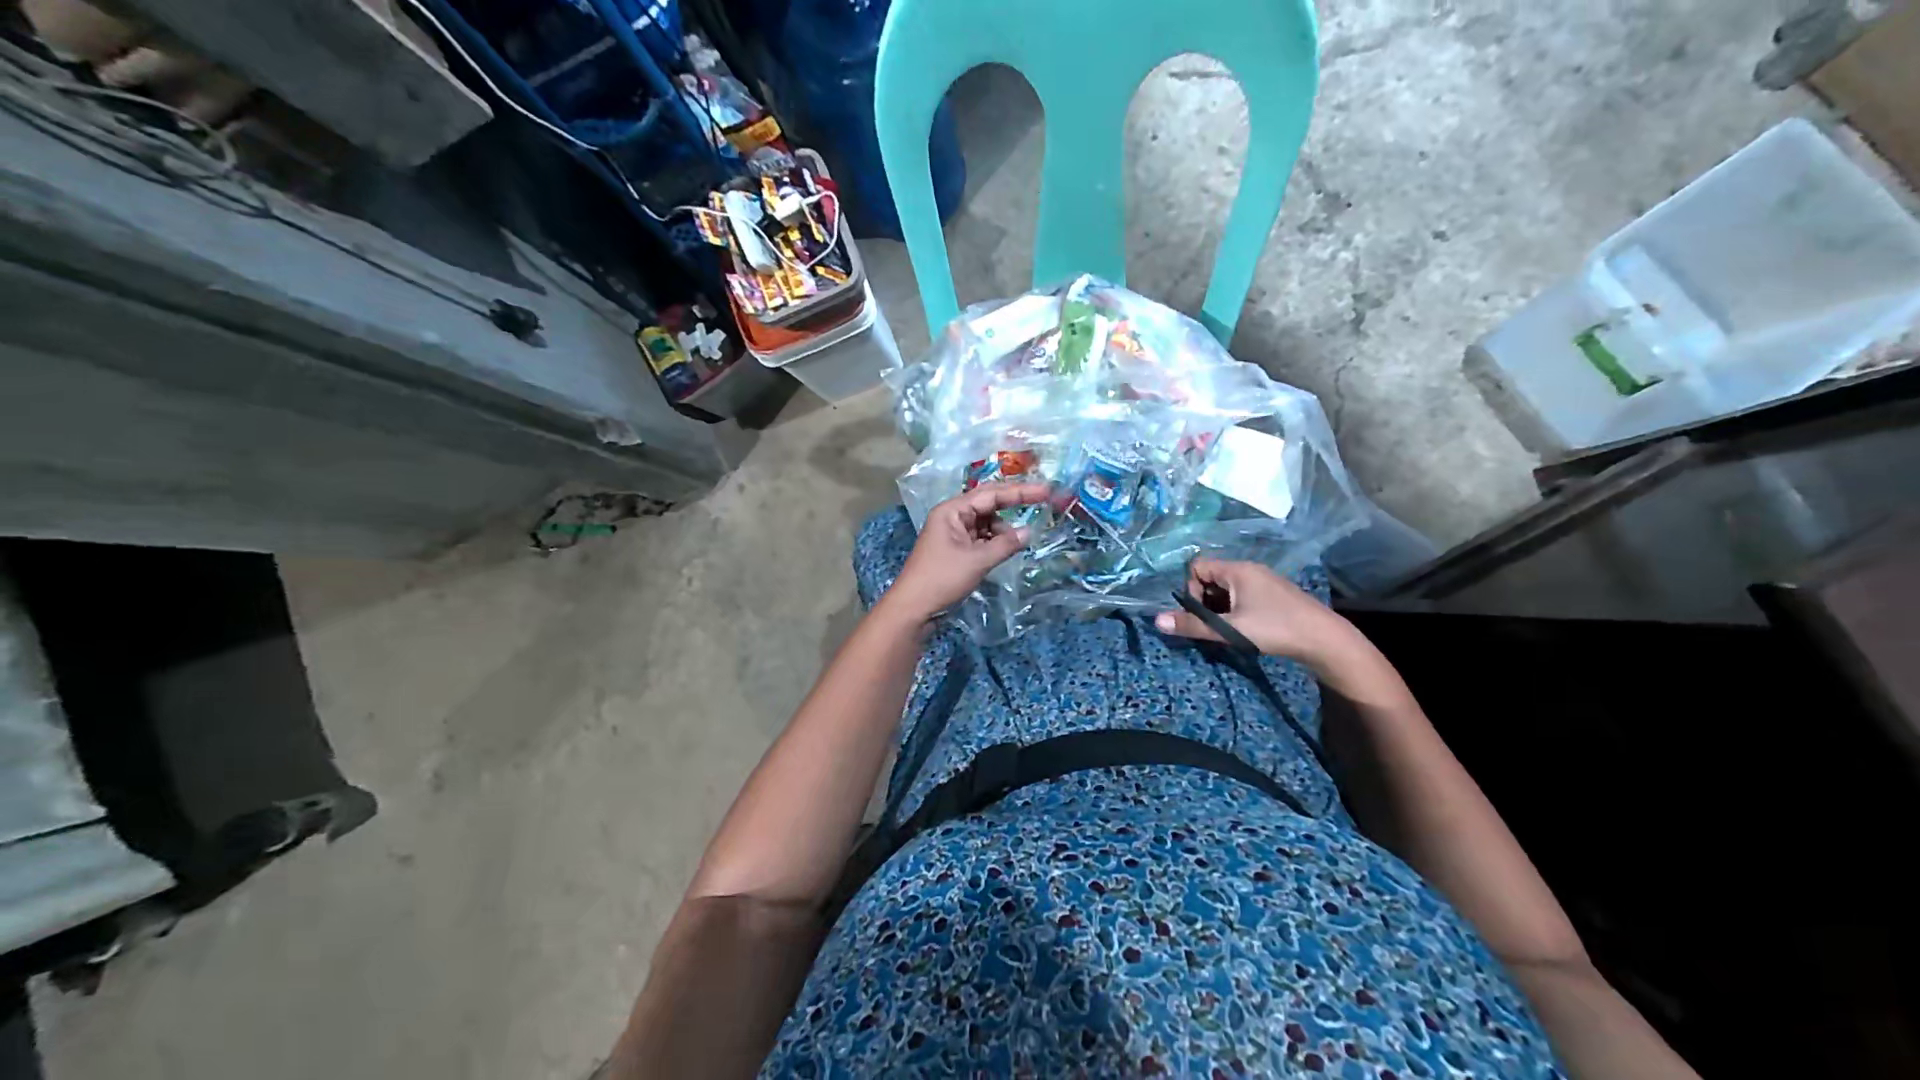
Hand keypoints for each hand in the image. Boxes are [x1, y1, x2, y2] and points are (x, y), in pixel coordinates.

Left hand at [883, 482, 1050, 621]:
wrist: (913, 608)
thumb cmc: (942, 579)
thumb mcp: (977, 560)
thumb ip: (1005, 544)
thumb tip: (1028, 532)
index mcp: (952, 511)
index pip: (991, 494)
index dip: (1020, 491)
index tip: (1045, 490)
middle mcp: (952, 517)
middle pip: (988, 505)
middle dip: (1013, 506)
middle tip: (1043, 502)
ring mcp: (953, 534)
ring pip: (986, 524)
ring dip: (1002, 531)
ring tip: (1015, 545)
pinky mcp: (956, 551)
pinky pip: (981, 539)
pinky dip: (994, 543)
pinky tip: (1005, 551)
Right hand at [1154, 558, 1357, 669]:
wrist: (1324, 640)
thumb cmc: (1275, 629)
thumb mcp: (1230, 629)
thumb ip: (1193, 625)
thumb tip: (1157, 620)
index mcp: (1237, 570)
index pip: (1197, 566)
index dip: (1191, 588)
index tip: (1200, 612)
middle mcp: (1249, 570)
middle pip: (1211, 577)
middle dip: (1205, 601)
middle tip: (1213, 624)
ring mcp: (1264, 582)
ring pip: (1227, 589)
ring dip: (1220, 607)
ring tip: (1228, 629)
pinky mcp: (1274, 595)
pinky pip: (1242, 595)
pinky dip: (1236, 610)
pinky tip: (1245, 629)